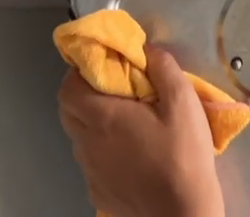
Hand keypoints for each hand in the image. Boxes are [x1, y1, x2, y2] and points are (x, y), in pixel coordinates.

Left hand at [58, 48, 225, 216]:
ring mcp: (90, 173)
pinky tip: (131, 151)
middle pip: (67, 111)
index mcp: (103, 118)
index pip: (67, 89)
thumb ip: (163, 67)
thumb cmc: (182, 154)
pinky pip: (91, 161)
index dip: (78, 72)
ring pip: (79, 137)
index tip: (102, 64)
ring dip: (92, 121)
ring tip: (126, 119)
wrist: (183, 215)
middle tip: (115, 86)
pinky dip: (101, 148)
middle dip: (83, 92)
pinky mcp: (98, 193)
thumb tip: (145, 49)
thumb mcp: (183, 100)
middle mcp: (87, 145)